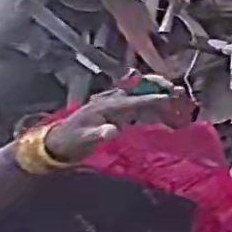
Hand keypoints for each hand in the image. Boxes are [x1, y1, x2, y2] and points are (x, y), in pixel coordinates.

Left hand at [43, 79, 192, 162]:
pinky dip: (152, 100)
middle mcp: (112, 100)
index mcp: (106, 105)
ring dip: (158, 91)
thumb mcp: (81, 141)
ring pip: (140, 92)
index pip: (135, 100)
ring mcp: (113, 103)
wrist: (54, 145)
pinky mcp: (115, 110)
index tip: (171, 97)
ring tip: (176, 94)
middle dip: (159, 86)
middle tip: (176, 89)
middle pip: (140, 87)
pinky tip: (161, 106)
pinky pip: (137, 100)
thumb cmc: (69, 142)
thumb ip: (97, 135)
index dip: (154, 98)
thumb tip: (112, 130)